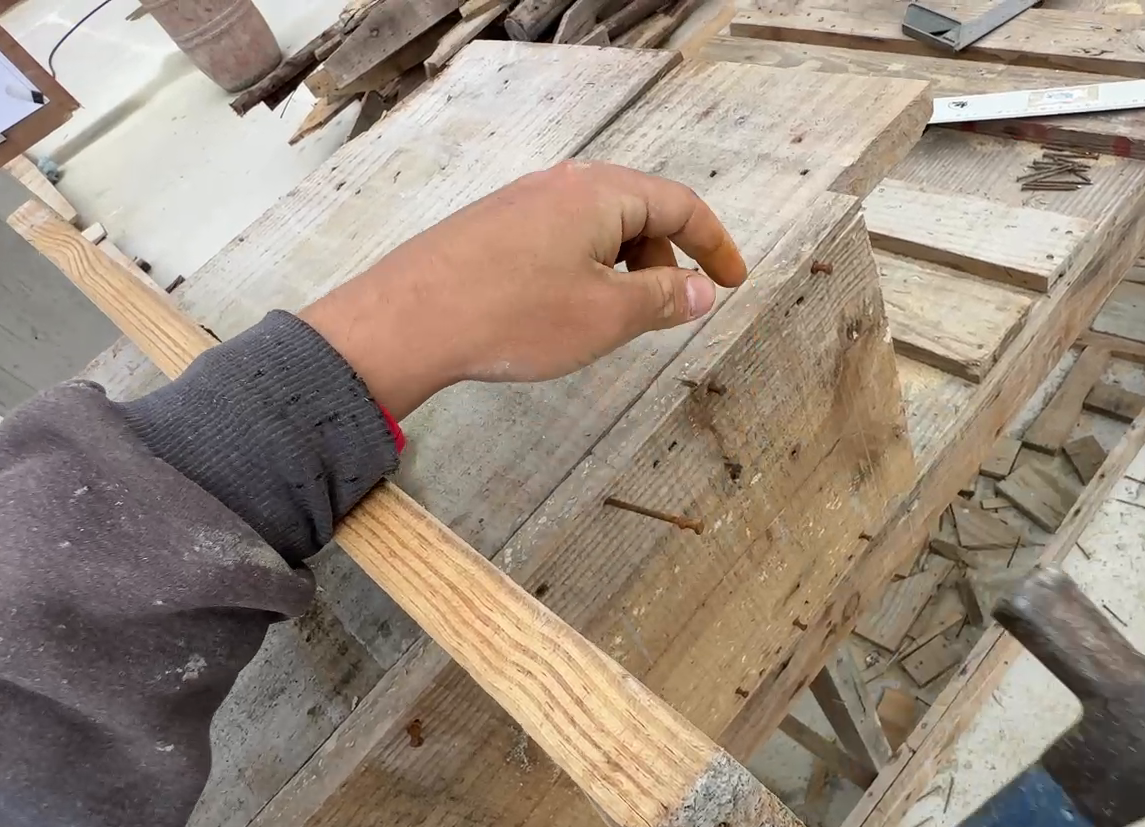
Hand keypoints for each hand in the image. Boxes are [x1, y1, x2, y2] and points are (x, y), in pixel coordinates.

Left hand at [299, 161, 747, 417]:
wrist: (410, 320)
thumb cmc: (517, 315)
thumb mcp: (608, 314)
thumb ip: (664, 298)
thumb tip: (702, 290)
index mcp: (601, 194)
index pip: (680, 205)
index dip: (715, 245)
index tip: (734, 282)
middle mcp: (564, 186)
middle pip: (641, 214)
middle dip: (667, 262)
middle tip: (669, 313)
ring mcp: (525, 203)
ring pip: (601, 232)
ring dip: (626, 273)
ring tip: (615, 322)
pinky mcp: (498, 229)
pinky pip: (565, 243)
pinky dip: (590, 273)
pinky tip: (570, 312)